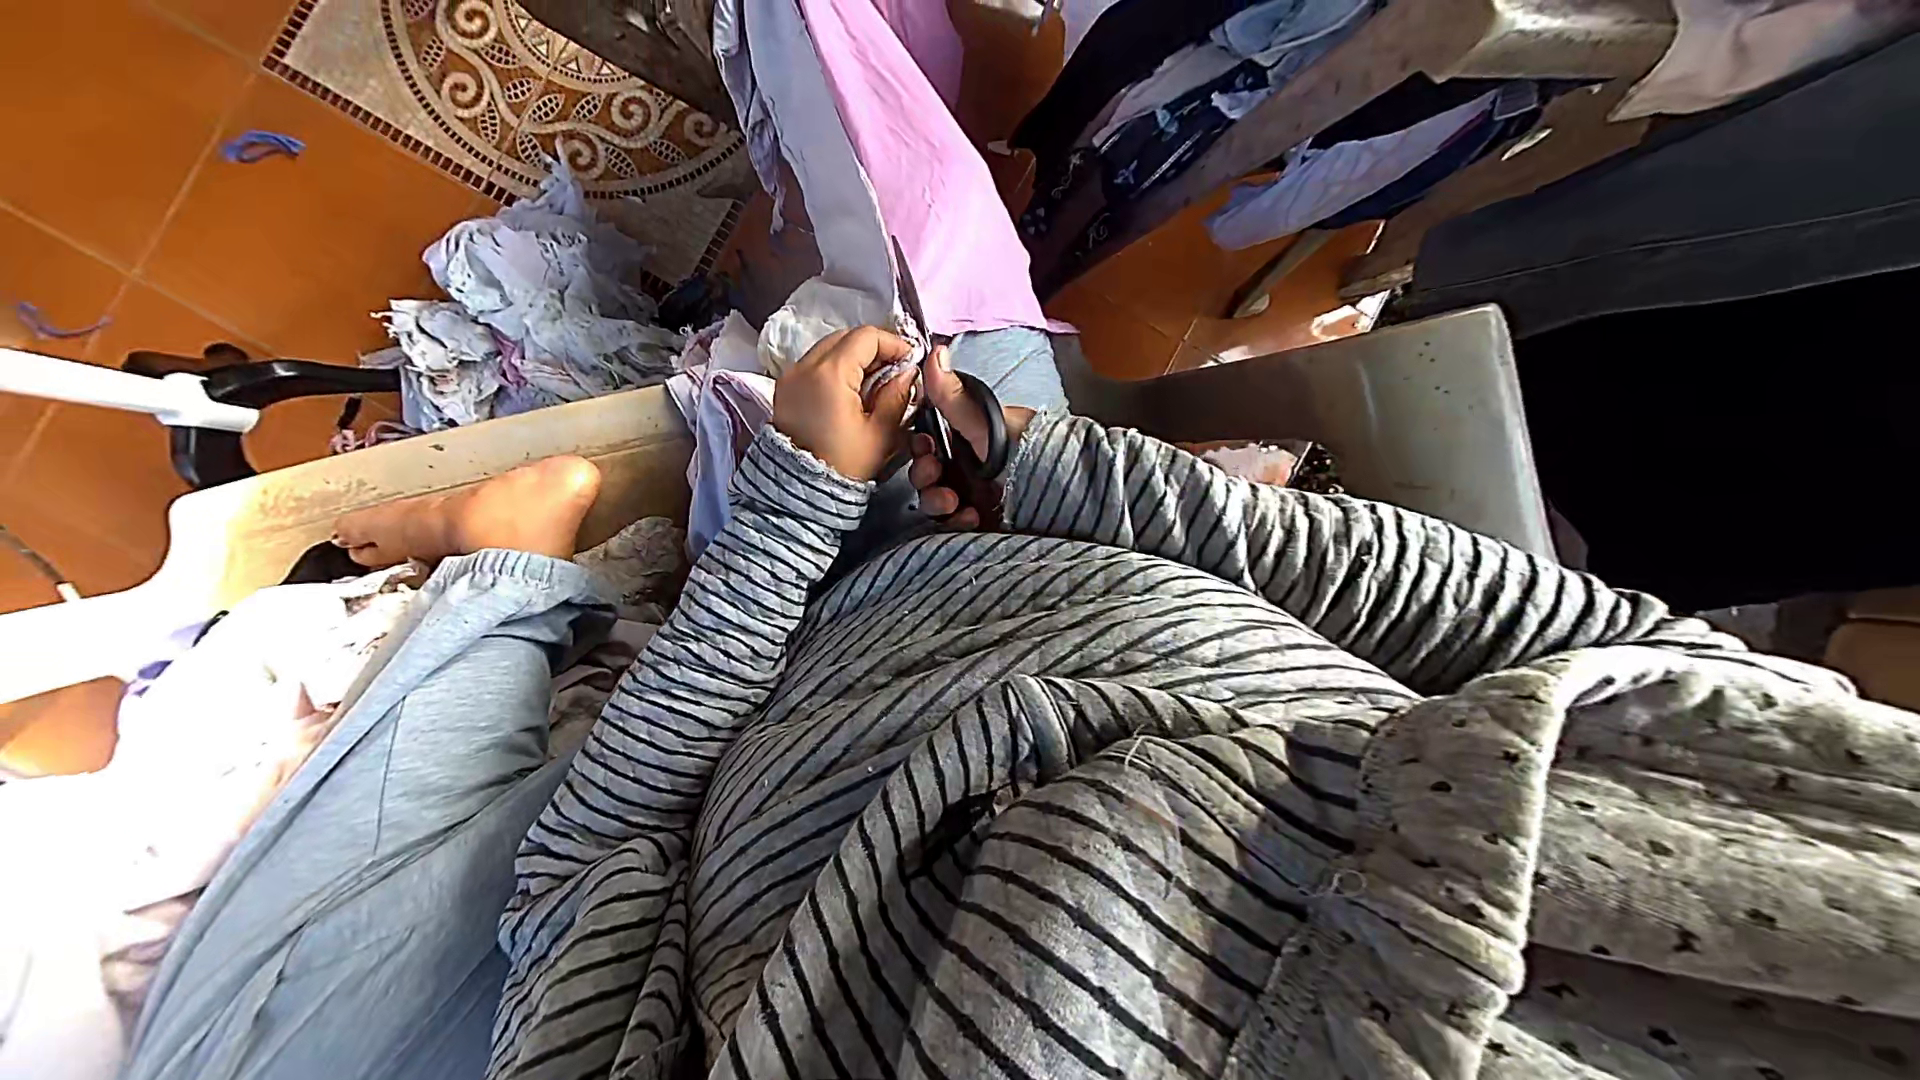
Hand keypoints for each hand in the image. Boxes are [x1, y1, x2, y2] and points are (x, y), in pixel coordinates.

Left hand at [772, 327, 918, 479]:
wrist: (801, 492)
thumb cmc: (844, 464)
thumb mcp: (880, 433)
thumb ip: (897, 395)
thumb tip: (907, 373)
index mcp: (830, 374)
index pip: (865, 337)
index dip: (893, 343)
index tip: (909, 359)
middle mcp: (804, 366)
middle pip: (845, 337)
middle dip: (873, 348)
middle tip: (895, 369)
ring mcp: (790, 376)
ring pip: (828, 348)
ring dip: (854, 357)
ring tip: (875, 381)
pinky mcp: (784, 389)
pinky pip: (814, 365)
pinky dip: (836, 368)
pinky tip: (852, 390)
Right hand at [907, 345, 1035, 529]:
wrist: (1056, 483)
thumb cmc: (1022, 445)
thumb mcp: (982, 419)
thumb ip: (951, 395)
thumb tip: (935, 352)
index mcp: (964, 441)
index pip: (927, 446)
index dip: (920, 449)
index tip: (925, 447)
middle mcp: (965, 469)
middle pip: (926, 477)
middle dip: (925, 478)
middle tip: (937, 475)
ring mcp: (973, 496)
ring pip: (935, 504)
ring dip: (936, 502)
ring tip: (953, 502)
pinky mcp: (981, 520)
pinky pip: (954, 527)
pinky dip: (957, 522)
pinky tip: (971, 517)